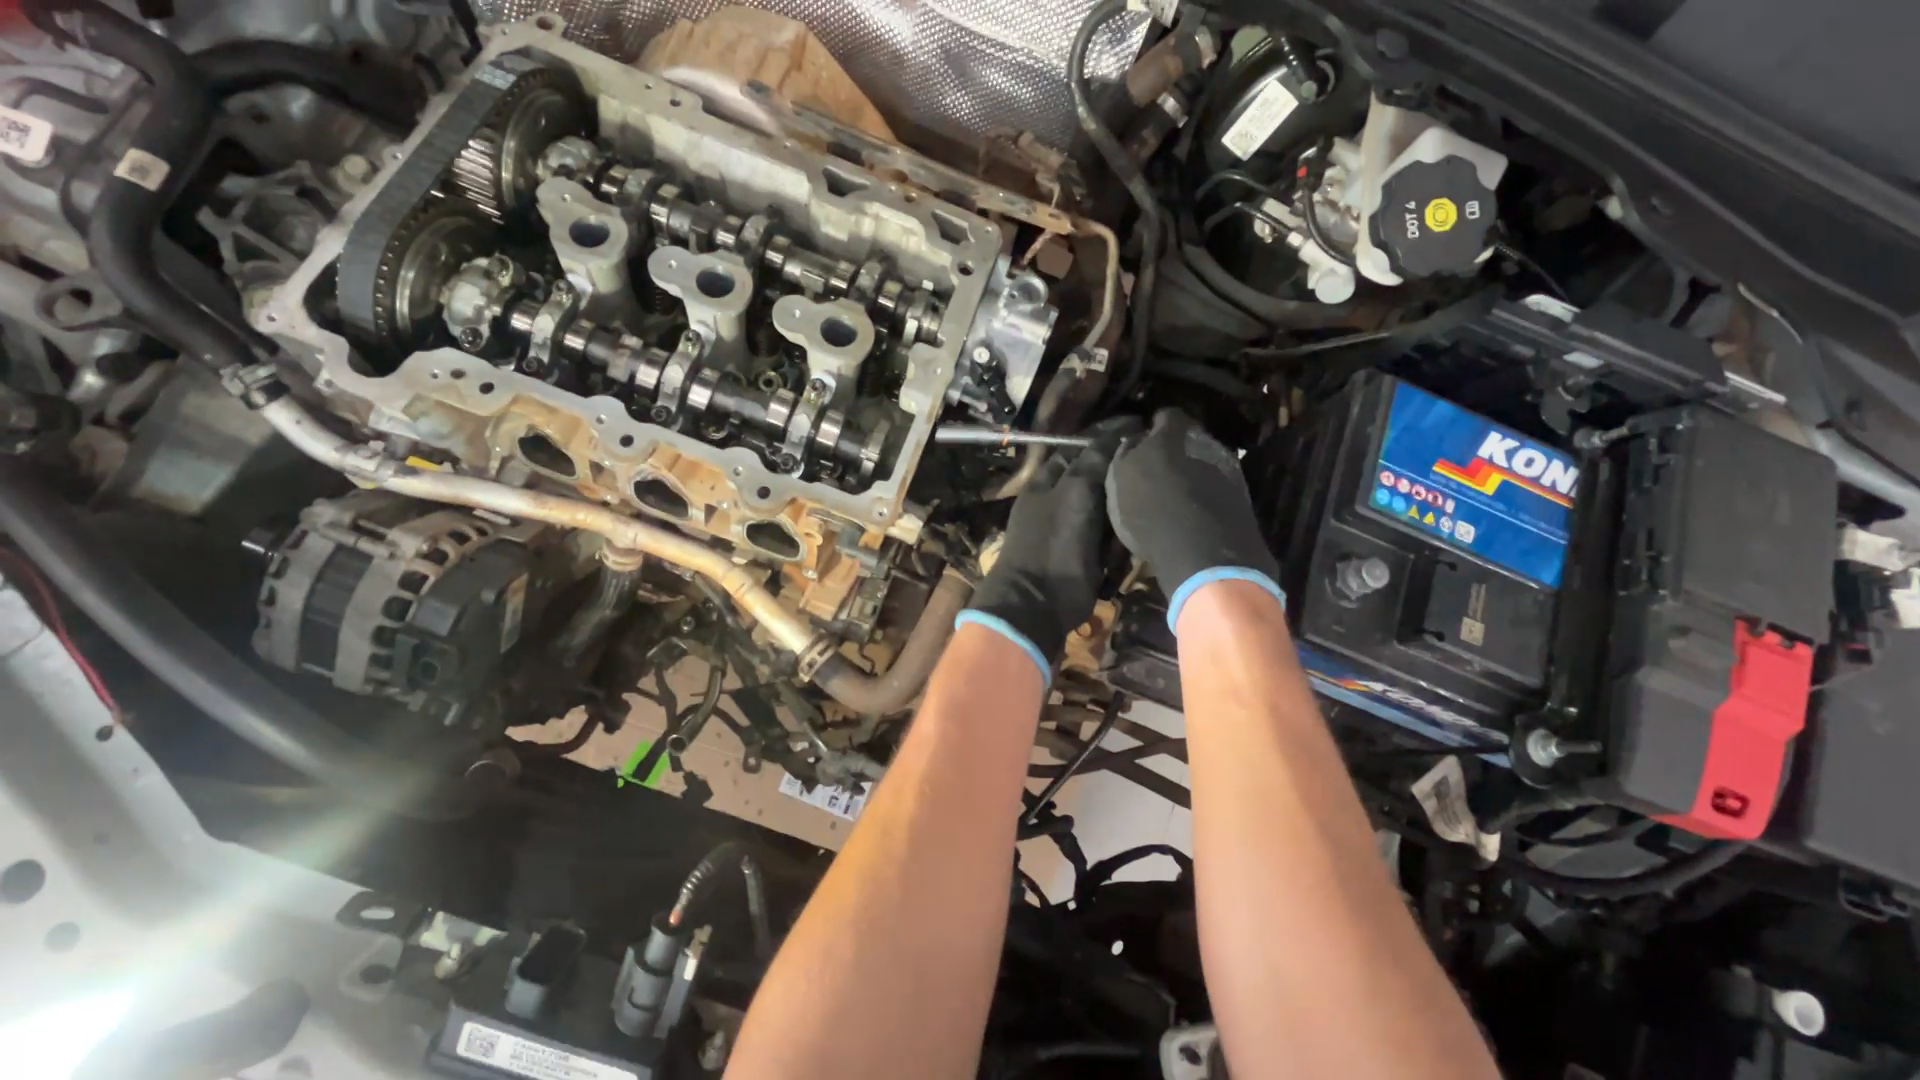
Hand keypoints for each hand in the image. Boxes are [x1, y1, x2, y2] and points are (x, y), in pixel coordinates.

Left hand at [958, 418, 1138, 679]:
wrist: (1034, 607)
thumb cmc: (1053, 546)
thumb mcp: (1076, 494)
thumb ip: (1093, 462)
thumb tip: (1117, 433)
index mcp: (1048, 480)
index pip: (1083, 447)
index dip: (1110, 436)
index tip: (1143, 426)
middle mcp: (1056, 500)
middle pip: (1095, 477)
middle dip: (1120, 473)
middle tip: (1154, 467)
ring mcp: (1066, 531)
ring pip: (1103, 508)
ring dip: (1122, 507)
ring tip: (1149, 500)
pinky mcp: (1079, 559)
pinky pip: (1106, 540)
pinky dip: (1119, 539)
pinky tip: (1136, 536)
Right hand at [1105, 408, 1283, 630]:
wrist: (1205, 554)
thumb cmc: (1151, 513)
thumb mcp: (1120, 482)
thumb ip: (1125, 456)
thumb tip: (1134, 440)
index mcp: (1170, 438)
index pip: (1167, 416)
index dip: (1158, 423)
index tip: (1149, 432)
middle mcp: (1205, 446)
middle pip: (1191, 440)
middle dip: (1178, 450)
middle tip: (1160, 467)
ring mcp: (1227, 472)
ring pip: (1206, 464)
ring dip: (1194, 474)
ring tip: (1178, 495)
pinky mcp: (1241, 499)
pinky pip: (1219, 489)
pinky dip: (1207, 497)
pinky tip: (1195, 515)